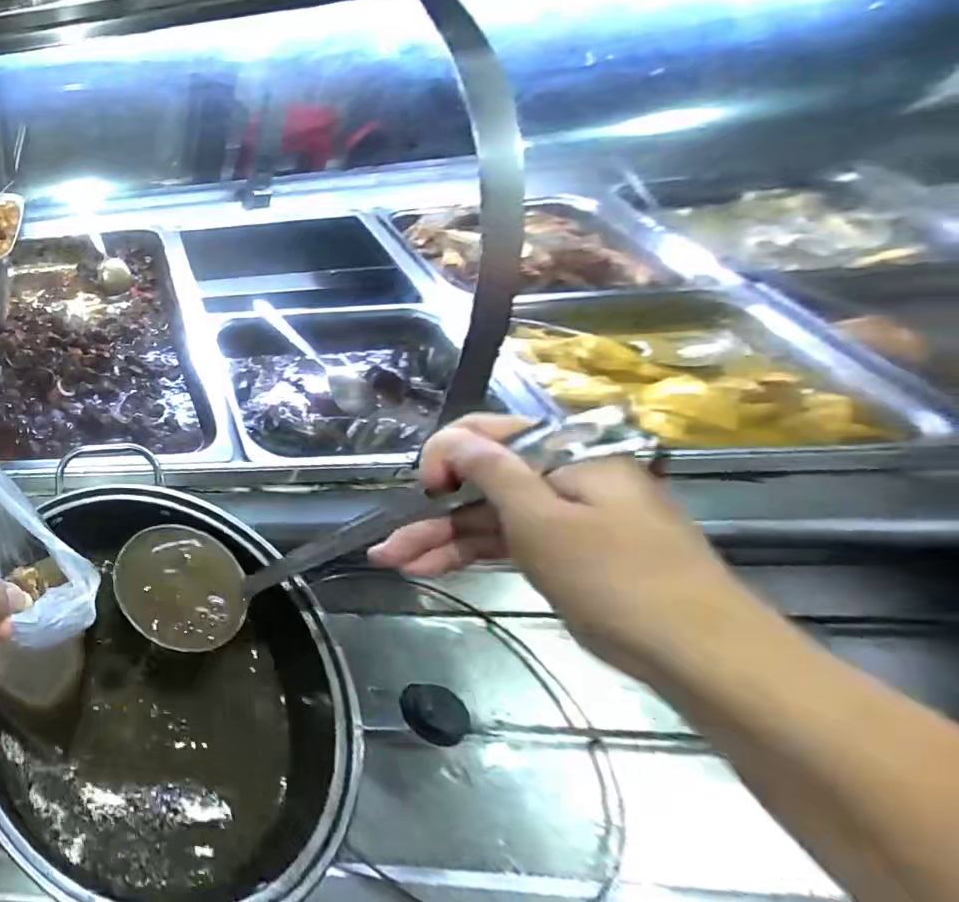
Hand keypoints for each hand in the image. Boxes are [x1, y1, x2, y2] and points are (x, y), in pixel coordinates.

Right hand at [367, 414, 741, 675]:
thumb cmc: (618, 578)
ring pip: (487, 519)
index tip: (427, 488)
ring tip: (391, 560)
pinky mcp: (566, 556)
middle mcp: (566, 481)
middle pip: (482, 484)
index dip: (448, 454)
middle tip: (389, 539)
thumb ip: (491, 471)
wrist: (704, 659)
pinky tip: (427, 568)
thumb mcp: (542, 520)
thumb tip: (453, 438)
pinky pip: (506, 543)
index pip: (490, 434)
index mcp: (571, 457)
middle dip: (430, 512)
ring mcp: (566, 521)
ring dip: (439, 539)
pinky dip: (469, 555)